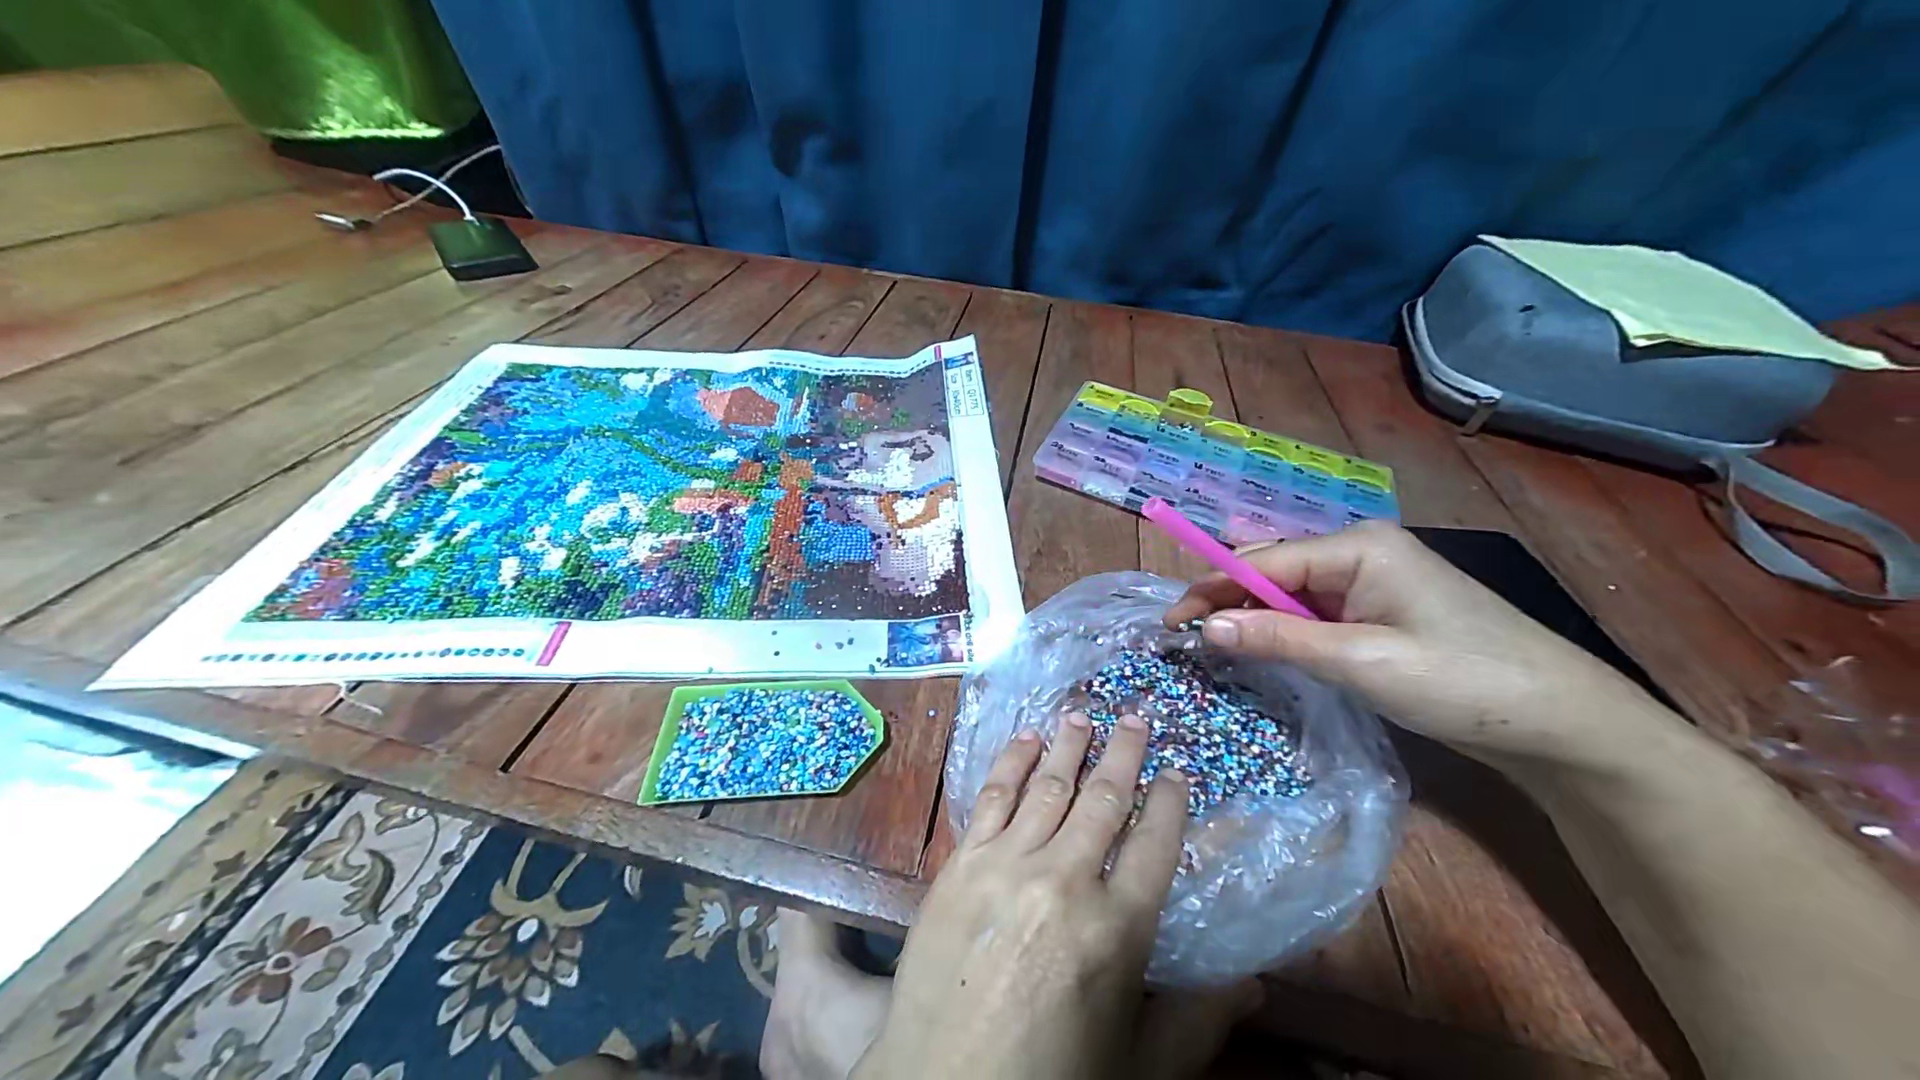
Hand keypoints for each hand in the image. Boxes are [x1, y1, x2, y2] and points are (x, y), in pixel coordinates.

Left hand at [853, 713, 1188, 1079]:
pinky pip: (993, 798)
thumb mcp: (1140, 1060)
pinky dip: (1012, 762)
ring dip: (1069, 745)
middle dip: (1123, 752)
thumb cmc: (1052, 1075)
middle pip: (1103, 799)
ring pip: (1048, 787)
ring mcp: (1007, 865)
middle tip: (1135, 717)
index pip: (1155, 842)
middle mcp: (1065, 880)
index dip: (1169, 801)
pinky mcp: (962, 864)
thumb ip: (1199, 1018)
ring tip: (1083, 713)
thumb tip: (1257, 984)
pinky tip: (1026, 739)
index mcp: (1118, 927)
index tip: (1176, 770)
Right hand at [1163, 521, 1666, 764]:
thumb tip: (1206, 627)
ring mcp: (1373, 582)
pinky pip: (1315, 612)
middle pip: (1272, 569)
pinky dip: (1282, 630)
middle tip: (1188, 637)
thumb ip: (1279, 640)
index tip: (1171, 624)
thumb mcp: (1361, 662)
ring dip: (1252, 616)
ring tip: (1214, 645)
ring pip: (1290, 592)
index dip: (1211, 590)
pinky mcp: (1381, 612)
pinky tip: (1263, 648)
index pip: (1263, 562)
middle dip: (1226, 599)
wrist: (1566, 725)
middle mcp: (1361, 552)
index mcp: (1358, 546)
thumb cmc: (1464, 681)